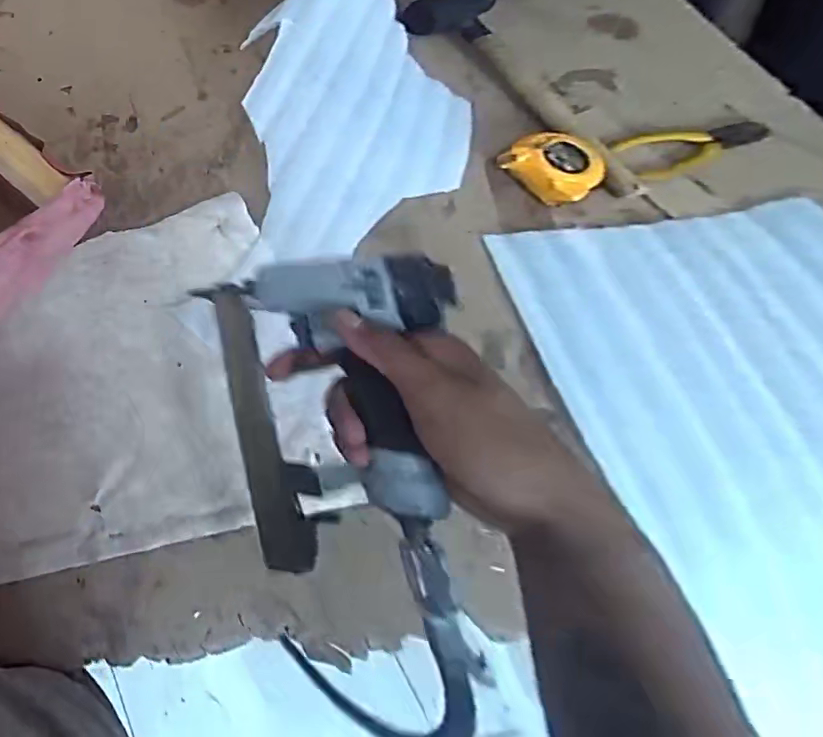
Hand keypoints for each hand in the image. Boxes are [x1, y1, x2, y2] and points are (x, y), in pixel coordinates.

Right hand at [272, 313, 625, 541]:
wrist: (540, 510)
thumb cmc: (491, 441)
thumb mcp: (434, 393)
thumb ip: (384, 351)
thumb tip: (340, 311)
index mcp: (425, 349)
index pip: (362, 331)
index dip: (320, 341)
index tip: (282, 366)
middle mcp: (417, 372)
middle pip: (354, 372)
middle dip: (340, 401)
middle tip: (336, 431)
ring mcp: (416, 407)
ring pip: (360, 405)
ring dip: (352, 428)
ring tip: (364, 456)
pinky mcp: (415, 438)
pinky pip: (374, 431)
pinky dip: (365, 445)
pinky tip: (372, 463)